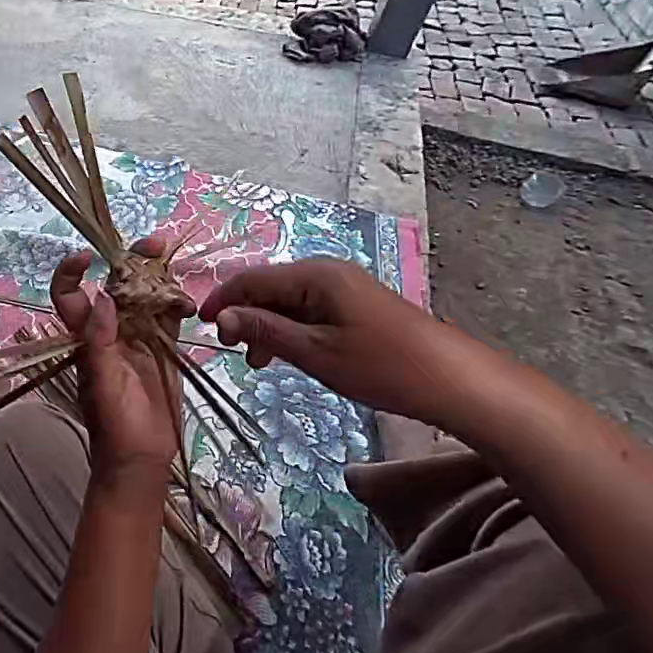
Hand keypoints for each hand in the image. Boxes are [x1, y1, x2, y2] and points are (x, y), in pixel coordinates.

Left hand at [50, 240, 185, 479]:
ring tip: (173, 267)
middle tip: (154, 243)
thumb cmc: (113, 425)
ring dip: (158, 276)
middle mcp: (110, 330)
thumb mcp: (101, 385)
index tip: (87, 256)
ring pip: (145, 294)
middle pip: (116, 285)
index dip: (72, 272)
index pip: (70, 296)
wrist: (141, 458)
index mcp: (86, 337)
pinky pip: (169, 315)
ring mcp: (137, 336)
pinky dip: (178, 303)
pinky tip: (187, 303)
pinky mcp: (163, 346)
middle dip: (131, 259)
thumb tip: (103, 297)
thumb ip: (99, 342)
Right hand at [199, 258, 432, 413]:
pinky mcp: (352, 305)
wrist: (453, 380)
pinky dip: (290, 330)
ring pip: (287, 301)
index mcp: (314, 274)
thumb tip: (222, 317)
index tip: (199, 324)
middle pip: (268, 287)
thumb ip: (265, 331)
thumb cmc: (382, 365)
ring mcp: (341, 287)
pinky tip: (288, 355)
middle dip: (244, 316)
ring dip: (267, 327)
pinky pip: (308, 311)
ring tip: (259, 362)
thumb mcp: (315, 352)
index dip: (221, 300)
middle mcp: (325, 272)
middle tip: (231, 351)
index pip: (251, 278)